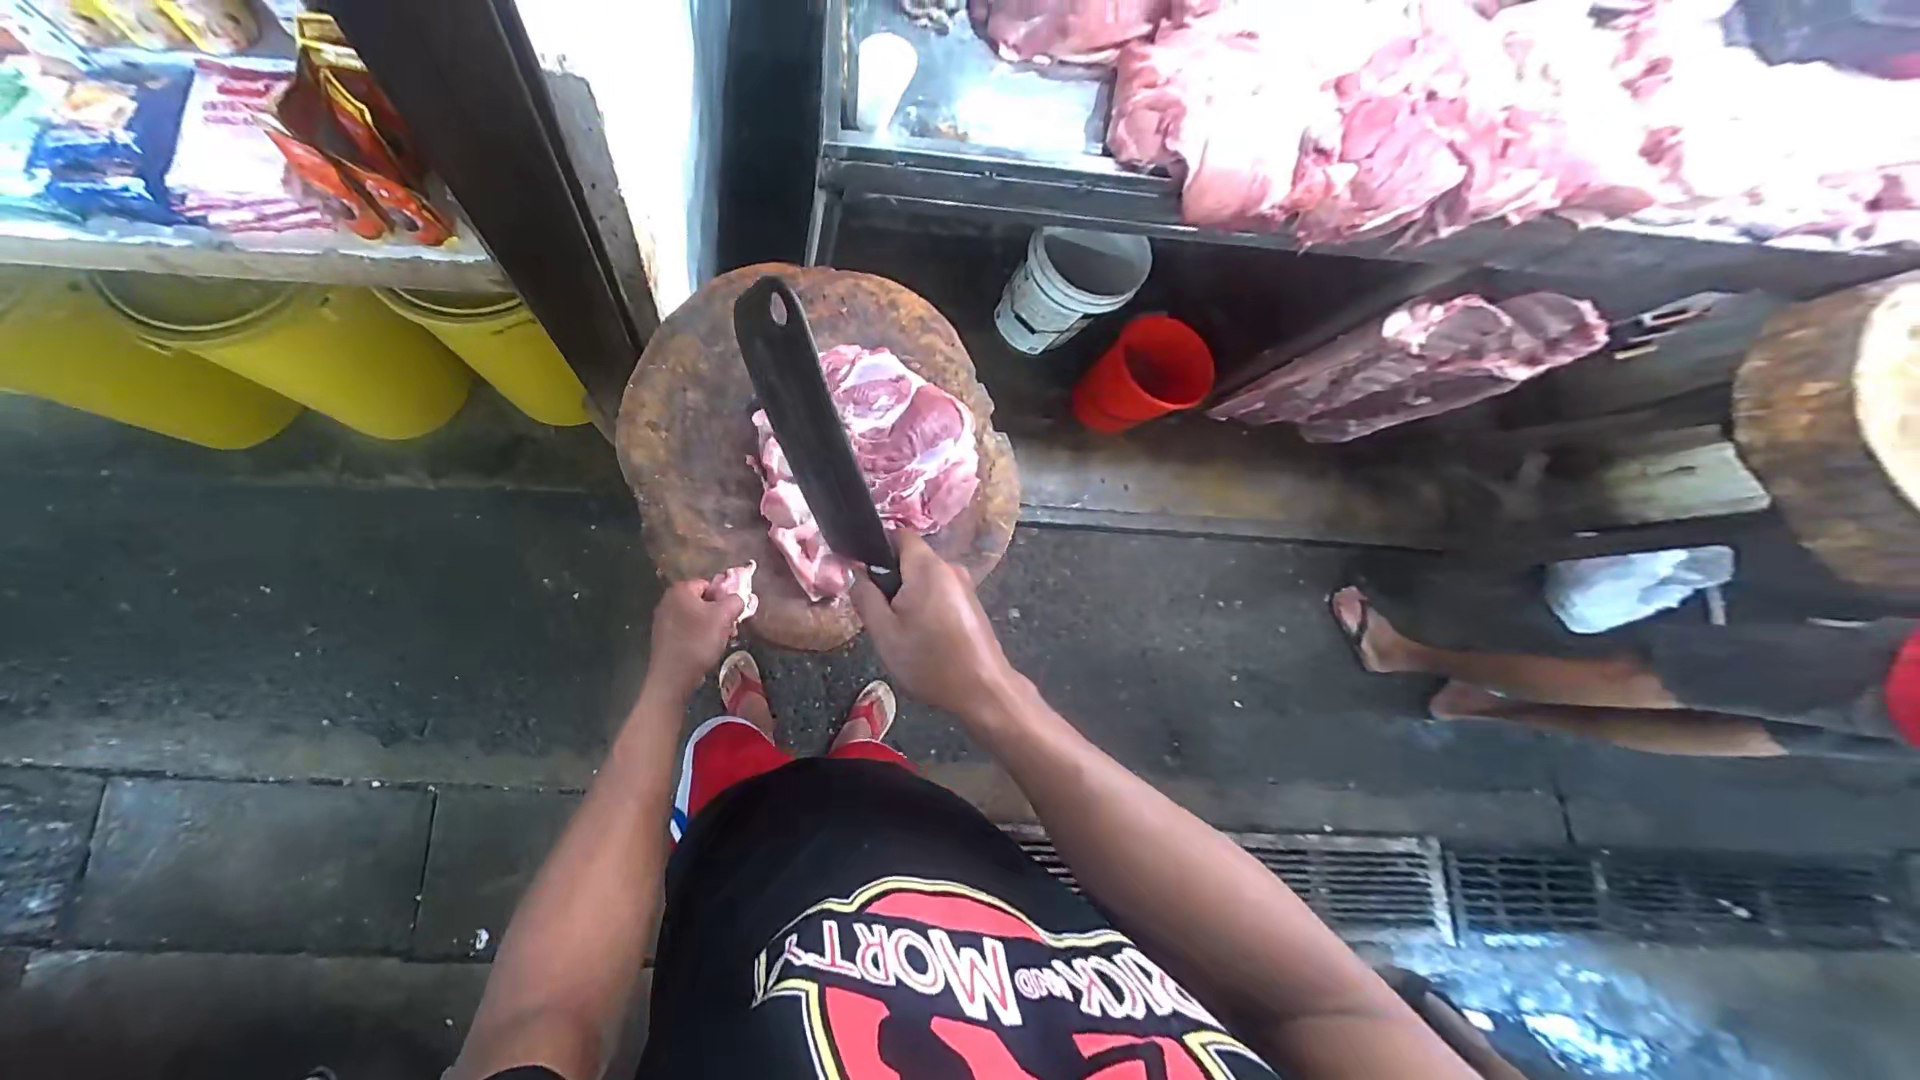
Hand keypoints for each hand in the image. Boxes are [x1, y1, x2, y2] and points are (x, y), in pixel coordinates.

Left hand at [643, 580, 743, 699]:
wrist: (673, 676)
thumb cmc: (698, 641)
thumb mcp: (724, 616)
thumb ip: (736, 600)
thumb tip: (737, 598)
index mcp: (680, 590)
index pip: (710, 584)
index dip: (724, 597)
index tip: (732, 614)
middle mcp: (668, 600)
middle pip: (703, 600)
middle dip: (719, 613)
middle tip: (729, 629)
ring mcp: (663, 619)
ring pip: (696, 616)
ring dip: (711, 625)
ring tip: (719, 641)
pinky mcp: (663, 636)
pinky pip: (687, 629)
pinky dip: (698, 635)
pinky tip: (705, 649)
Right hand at [850, 532, 1019, 718]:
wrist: (982, 690)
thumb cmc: (929, 661)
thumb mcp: (884, 632)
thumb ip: (865, 596)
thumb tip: (857, 573)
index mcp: (927, 567)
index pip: (899, 535)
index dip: (877, 548)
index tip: (863, 574)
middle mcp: (950, 568)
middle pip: (911, 559)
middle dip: (891, 580)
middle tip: (880, 615)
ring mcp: (964, 586)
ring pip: (925, 579)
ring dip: (908, 597)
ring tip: (902, 632)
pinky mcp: (971, 604)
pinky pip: (940, 594)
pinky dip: (926, 607)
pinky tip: (924, 638)